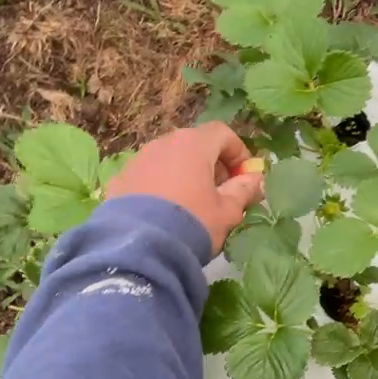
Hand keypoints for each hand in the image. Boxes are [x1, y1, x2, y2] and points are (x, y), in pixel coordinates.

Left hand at [104, 121, 264, 251]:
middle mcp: (163, 143)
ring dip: (186, 175)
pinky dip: (163, 186)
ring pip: (170, 159)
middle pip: (195, 144)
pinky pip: (149, 176)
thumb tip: (256, 180)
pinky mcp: (121, 178)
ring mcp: (139, 159)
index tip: (245, 178)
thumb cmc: (194, 222)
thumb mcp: (228, 211)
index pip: (222, 133)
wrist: (141, 244)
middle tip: (222, 193)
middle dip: (213, 165)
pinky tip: (166, 213)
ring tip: (193, 205)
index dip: (239, 153)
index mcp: (193, 145)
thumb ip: (244, 191)